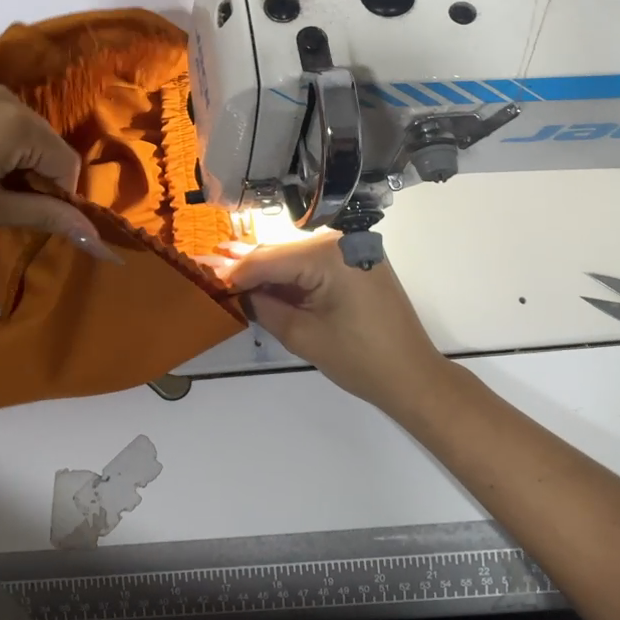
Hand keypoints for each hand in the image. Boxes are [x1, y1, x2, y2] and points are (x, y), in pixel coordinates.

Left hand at [0, 85, 117, 256]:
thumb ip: (46, 216)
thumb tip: (97, 238)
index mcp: (18, 123)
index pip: (66, 162)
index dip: (60, 196)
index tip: (33, 217)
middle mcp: (2, 97)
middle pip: (44, 141)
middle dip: (37, 175)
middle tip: (6, 206)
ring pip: (17, 130)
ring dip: (14, 160)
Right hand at [223, 235, 449, 412]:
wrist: (414, 378)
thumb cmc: (360, 361)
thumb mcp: (302, 336)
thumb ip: (264, 308)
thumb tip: (236, 292)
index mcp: (329, 255)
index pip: (269, 259)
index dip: (235, 271)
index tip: (205, 277)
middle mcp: (341, 241)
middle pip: (281, 252)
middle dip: (247, 265)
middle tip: (208, 269)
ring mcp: (352, 249)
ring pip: (295, 256)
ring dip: (266, 269)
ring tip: (228, 273)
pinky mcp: (358, 262)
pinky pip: (314, 264)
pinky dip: (290, 275)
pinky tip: (263, 280)